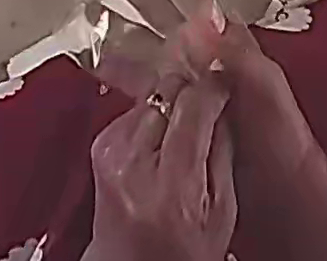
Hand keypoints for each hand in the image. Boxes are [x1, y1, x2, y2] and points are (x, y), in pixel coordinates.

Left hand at [86, 79, 237, 260]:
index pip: (193, 106)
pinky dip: (153, 115)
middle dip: (191, 93)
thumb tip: (223, 98)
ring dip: (171, 103)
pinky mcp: (102, 143)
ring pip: (153, 92)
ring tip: (182, 131)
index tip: (224, 82)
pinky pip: (137, 106)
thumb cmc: (181, 250)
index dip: (213, 88)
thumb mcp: (221, 210)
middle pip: (169, 90)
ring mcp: (113, 150)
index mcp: (172, 185)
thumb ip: (223, 149)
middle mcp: (135, 162)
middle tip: (205, 108)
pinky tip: (159, 142)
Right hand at [110, 0, 326, 260]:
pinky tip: (96, 64)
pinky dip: (117, 71)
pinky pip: (141, 83)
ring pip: (145, 44)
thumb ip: (232, 52)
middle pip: (161, 11)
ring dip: (117, 26)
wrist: (283, 191)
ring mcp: (187, 81)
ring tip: (88, 10)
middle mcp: (203, 52)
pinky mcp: (176, 110)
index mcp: (224, 38)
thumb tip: (197, 17)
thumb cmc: (280, 134)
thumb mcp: (264, 88)